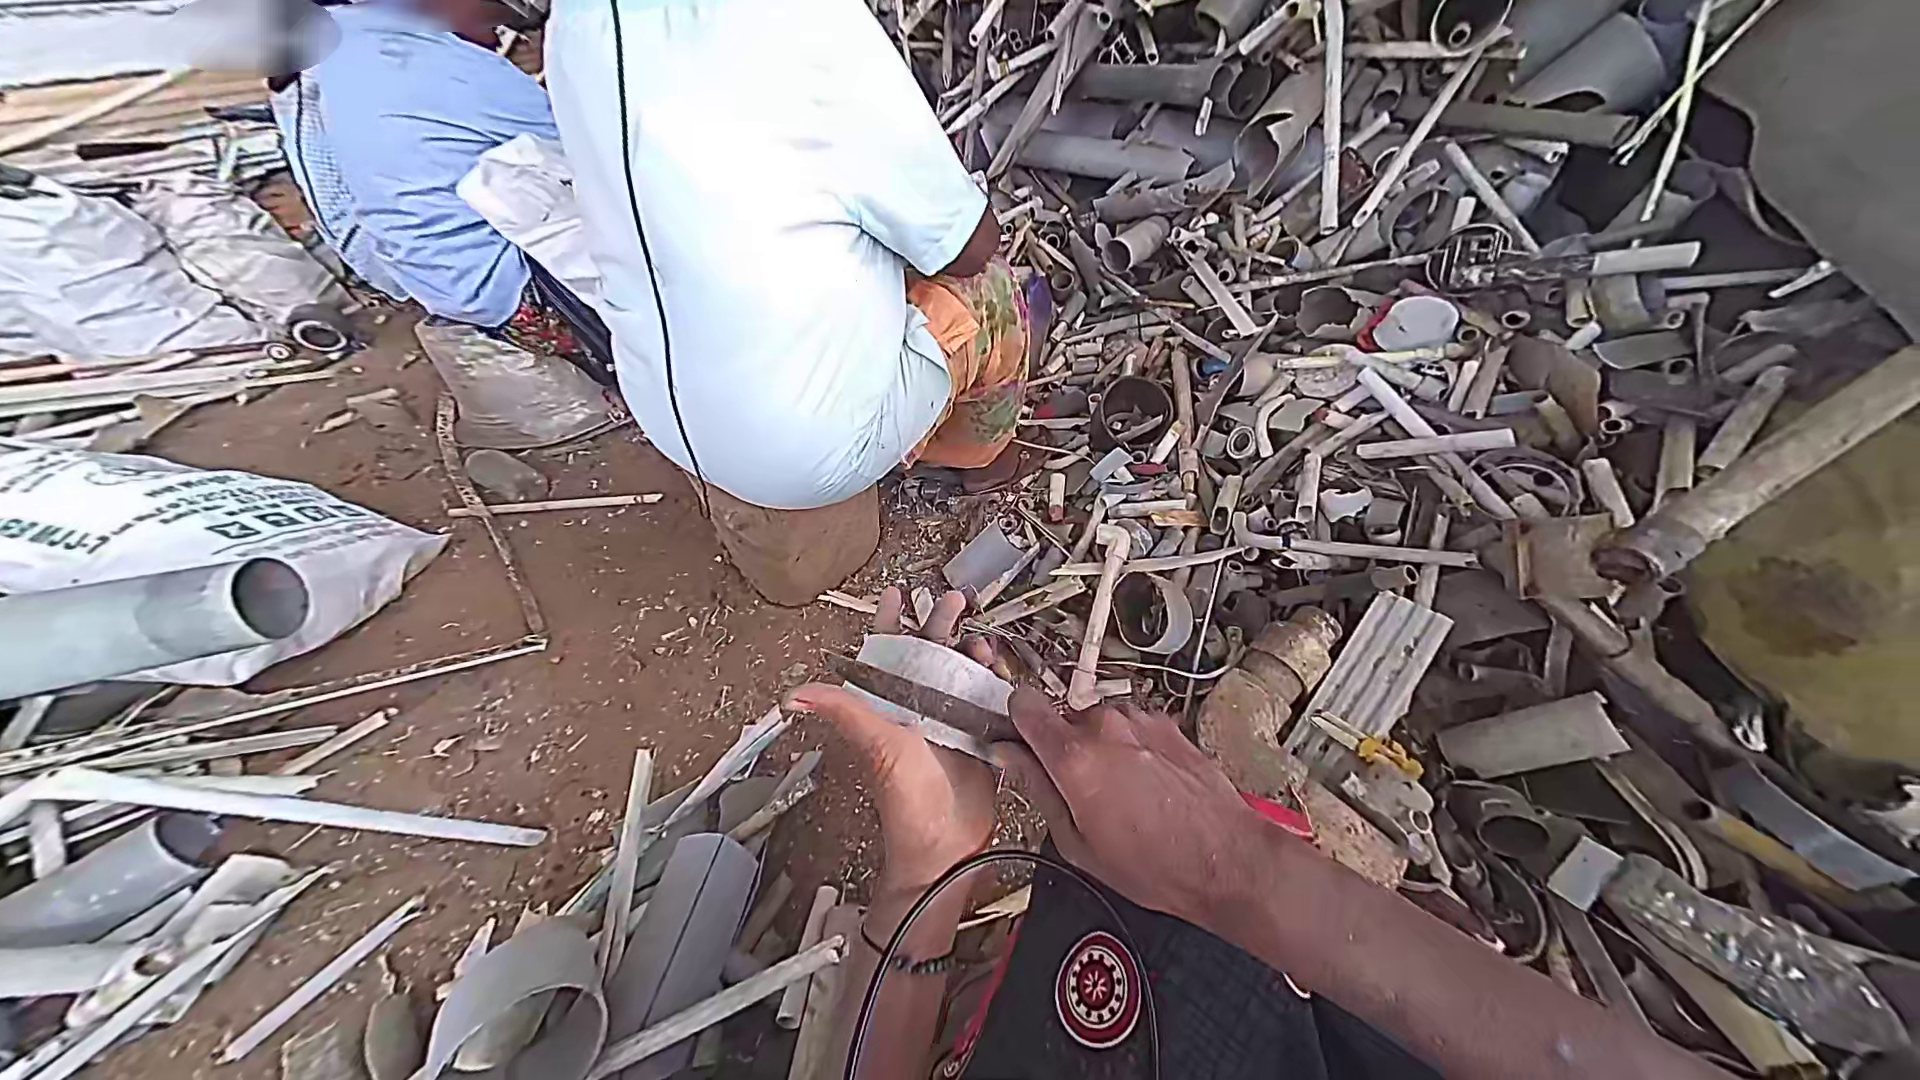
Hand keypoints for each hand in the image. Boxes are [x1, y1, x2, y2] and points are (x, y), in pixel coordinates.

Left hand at [786, 588, 998, 891]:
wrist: (947, 844)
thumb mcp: (876, 745)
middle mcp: (920, 703)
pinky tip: (1000, 670)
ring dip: (971, 650)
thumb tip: (792, 694)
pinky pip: (987, 695)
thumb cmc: (906, 798)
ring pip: (962, 668)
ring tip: (980, 642)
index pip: (888, 651)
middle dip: (941, 621)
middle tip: (955, 599)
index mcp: (891, 701)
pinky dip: (994, 679)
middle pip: (931, 650)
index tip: (898, 592)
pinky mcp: (978, 730)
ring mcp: (951, 715)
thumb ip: (844, 712)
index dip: (892, 620)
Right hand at [994, 689, 1275, 927]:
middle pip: (1061, 719)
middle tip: (1081, 789)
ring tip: (1122, 790)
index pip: (1024, 704)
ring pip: (1096, 723)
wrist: (1227, 859)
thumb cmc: (1155, 864)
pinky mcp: (1163, 721)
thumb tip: (1009, 756)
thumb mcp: (1077, 842)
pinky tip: (1147, 782)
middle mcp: (1103, 726)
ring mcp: (1136, 720)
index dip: (1016, 719)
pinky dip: (1129, 745)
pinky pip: (1128, 726)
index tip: (1018, 736)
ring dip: (1099, 746)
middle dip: (1063, 747)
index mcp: (1074, 757)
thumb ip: (1036, 788)